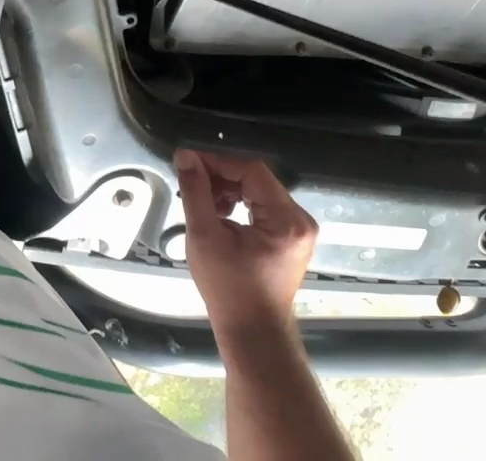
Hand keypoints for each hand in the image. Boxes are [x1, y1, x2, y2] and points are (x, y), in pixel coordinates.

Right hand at [174, 149, 318, 341]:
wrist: (252, 330)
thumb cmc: (228, 287)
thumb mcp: (204, 235)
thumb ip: (196, 191)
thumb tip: (185, 156)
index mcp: (286, 220)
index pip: (251, 170)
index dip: (217, 162)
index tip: (187, 163)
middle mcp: (299, 220)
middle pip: (256, 179)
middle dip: (220, 177)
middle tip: (191, 184)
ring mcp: (297, 229)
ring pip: (258, 190)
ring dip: (227, 189)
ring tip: (202, 203)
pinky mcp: (289, 237)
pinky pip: (262, 206)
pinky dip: (238, 203)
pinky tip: (218, 214)